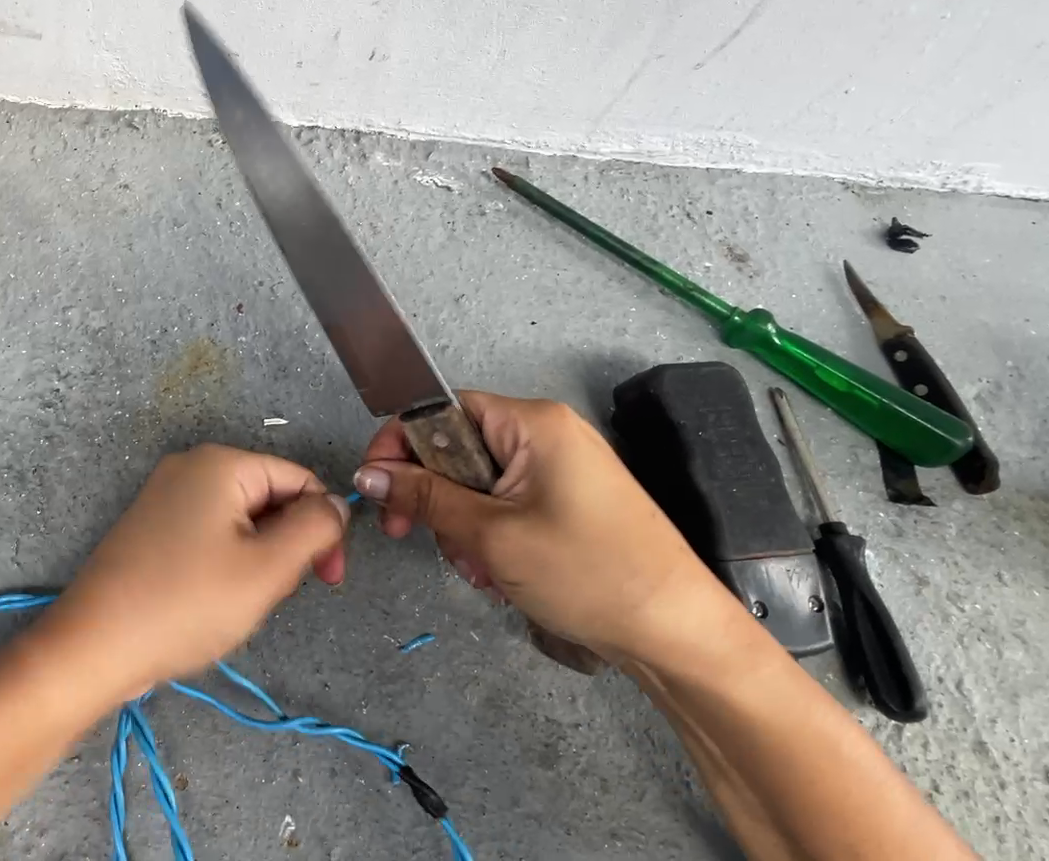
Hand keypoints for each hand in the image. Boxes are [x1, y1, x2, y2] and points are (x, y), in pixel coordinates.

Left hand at [36, 444, 349, 700]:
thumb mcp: (268, 568)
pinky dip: (225, 564)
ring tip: (238, 601)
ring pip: (241, 520)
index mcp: (220, 463)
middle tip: (272, 593)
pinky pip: (209, 534)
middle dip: (286, 545)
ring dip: (257, 559)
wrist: (96, 644)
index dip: (324, 525)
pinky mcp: (150, 527)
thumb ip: (314, 528)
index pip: (300, 479)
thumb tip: (336, 504)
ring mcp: (164, 497)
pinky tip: (212, 599)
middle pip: (269, 497)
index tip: (328, 578)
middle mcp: (190, 468)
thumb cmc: (187, 603)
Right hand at [355, 392, 731, 666]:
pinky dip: (488, 535)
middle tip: (414, 536)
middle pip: (455, 448)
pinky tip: (499, 573)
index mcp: (532, 422)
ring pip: (475, 483)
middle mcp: (546, 434)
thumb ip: (423, 497)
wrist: (680, 637)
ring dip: (460, 525)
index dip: (401, 445)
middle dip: (432, 496)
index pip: (440, 410)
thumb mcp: (491, 535)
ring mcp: (560, 469)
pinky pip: (504, 503)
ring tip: (479, 568)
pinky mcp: (568, 502)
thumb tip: (367, 474)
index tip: (378, 489)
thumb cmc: (589, 574)